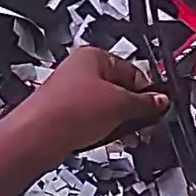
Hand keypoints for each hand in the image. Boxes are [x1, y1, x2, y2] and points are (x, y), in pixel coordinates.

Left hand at [9, 47, 167, 164]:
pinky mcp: (64, 117)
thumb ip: (144, 103)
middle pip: (118, 89)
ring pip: (104, 107)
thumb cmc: (67, 111)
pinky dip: (100, 130)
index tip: (159, 104)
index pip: (132, 69)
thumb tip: (159, 101)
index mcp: (92, 56)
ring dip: (117, 121)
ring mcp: (70, 95)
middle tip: (143, 122)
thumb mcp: (120, 105)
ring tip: (123, 133)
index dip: (148, 89)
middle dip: (132, 108)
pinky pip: (90, 121)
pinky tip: (104, 139)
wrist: (36, 137)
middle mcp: (79, 72)